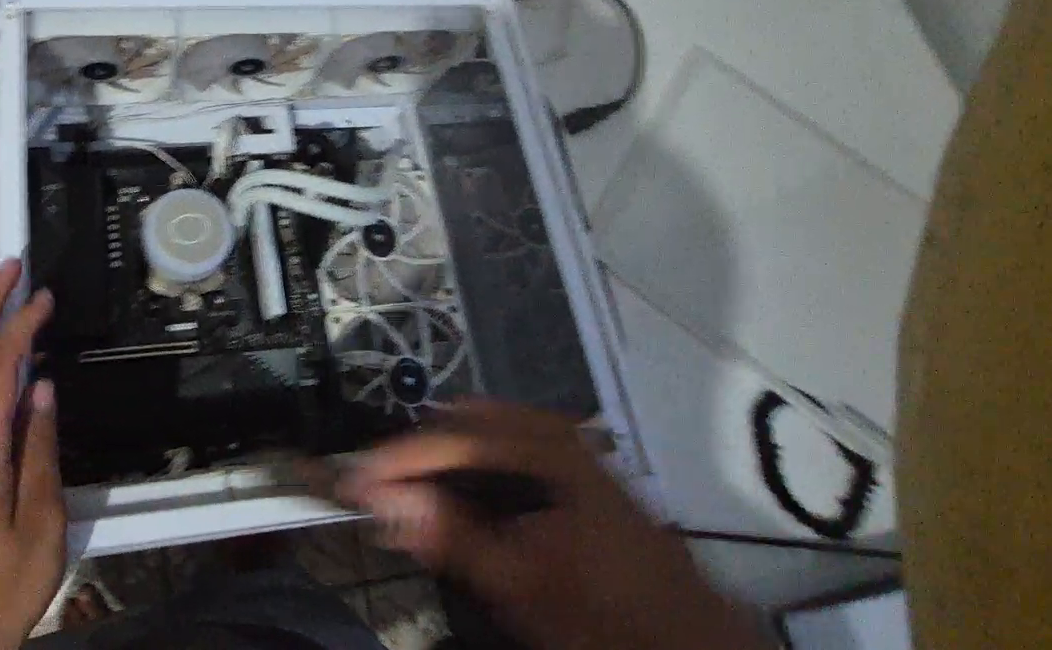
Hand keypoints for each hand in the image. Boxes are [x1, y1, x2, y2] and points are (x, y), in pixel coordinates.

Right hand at [339, 400, 771, 649]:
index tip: (355, 479)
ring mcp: (570, 446)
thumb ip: (449, 535)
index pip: (450, 438)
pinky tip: (463, 493)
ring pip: (484, 430)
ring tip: (411, 488)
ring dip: (443, 457)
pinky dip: (473, 462)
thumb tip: (385, 498)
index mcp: (545, 449)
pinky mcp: (576, 466)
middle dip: (418, 452)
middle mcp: (556, 433)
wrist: (696, 643)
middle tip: (380, 485)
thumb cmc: (608, 617)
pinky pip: (507, 443)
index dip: (397, 459)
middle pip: (464, 423)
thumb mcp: (522, 584)